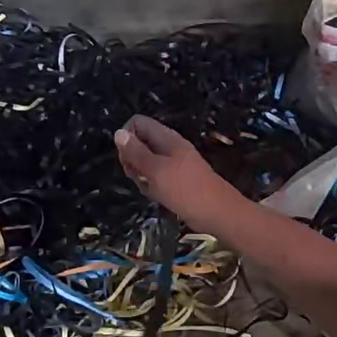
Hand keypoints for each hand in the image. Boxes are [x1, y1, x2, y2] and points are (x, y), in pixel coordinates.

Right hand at [114, 115, 242, 229]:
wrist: (217, 213)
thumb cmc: (185, 190)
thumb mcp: (155, 170)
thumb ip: (136, 152)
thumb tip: (118, 133)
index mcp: (166, 138)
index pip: (137, 123)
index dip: (126, 138)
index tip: (127, 159)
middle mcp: (169, 147)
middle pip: (139, 143)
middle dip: (132, 161)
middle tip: (139, 177)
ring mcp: (174, 163)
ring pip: (145, 164)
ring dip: (142, 177)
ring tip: (151, 189)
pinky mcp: (176, 179)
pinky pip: (155, 178)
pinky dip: (152, 187)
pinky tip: (158, 197)